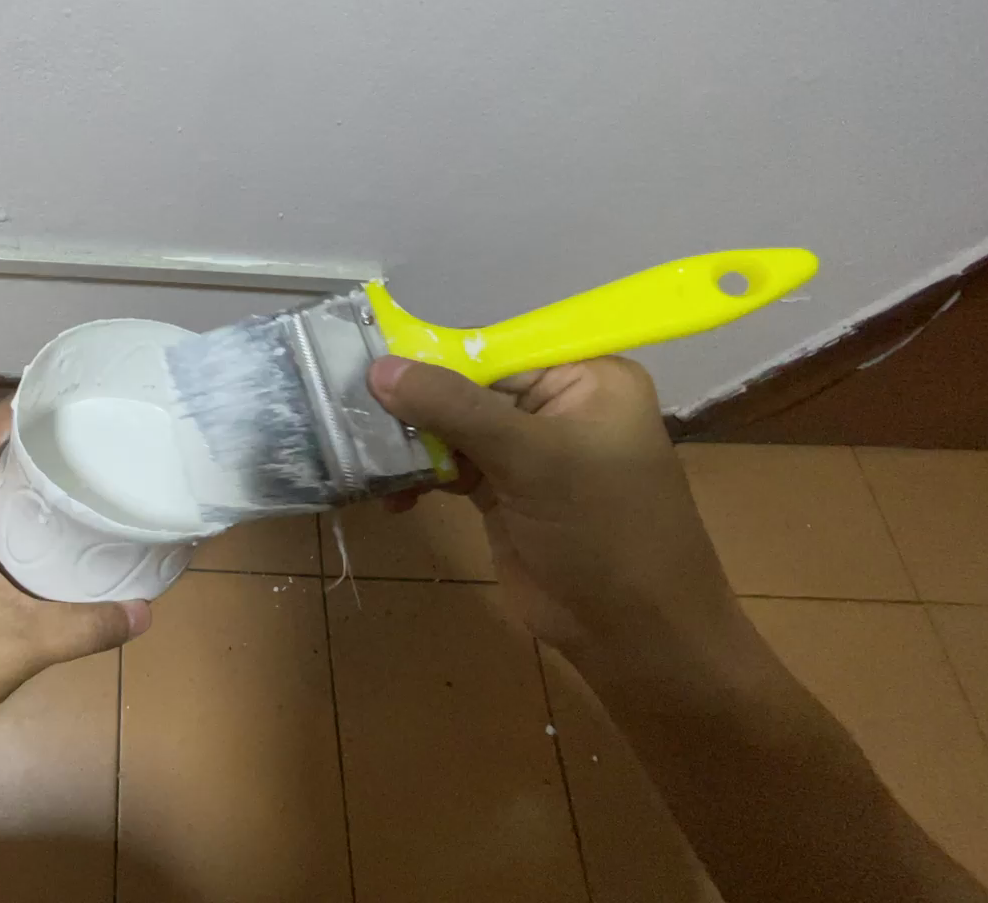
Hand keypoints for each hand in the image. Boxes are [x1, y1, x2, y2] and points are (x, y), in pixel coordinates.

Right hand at [368, 356, 743, 662]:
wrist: (632, 637)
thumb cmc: (602, 533)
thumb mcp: (530, 460)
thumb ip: (453, 408)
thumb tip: (378, 368)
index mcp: (584, 379)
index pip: (492, 351)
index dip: (430, 360)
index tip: (366, 370)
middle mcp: (554, 406)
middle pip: (462, 389)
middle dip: (412, 409)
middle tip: (355, 421)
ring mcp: (525, 450)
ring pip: (447, 428)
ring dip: (408, 448)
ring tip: (369, 466)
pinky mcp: (501, 488)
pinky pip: (446, 465)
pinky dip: (417, 478)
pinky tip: (395, 499)